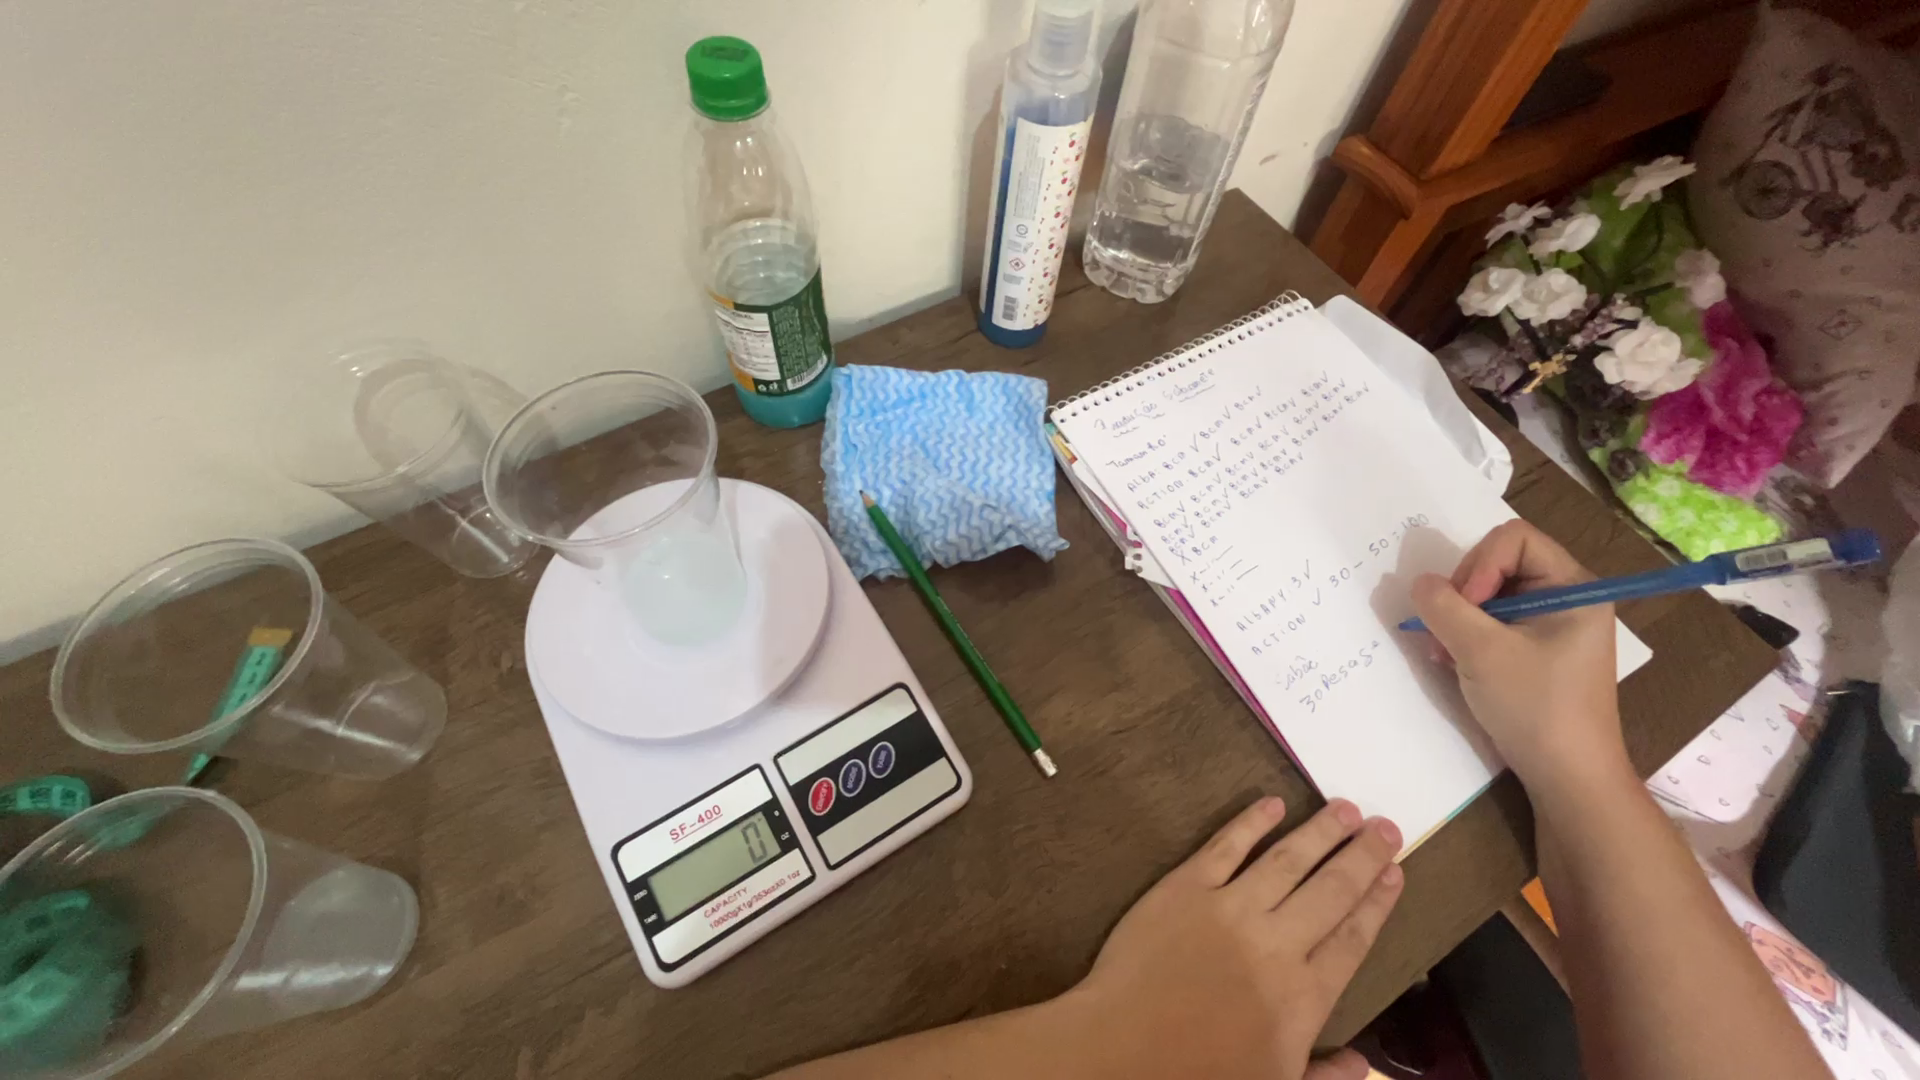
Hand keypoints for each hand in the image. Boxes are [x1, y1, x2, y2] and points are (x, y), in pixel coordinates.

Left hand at [1065, 796, 1403, 1079]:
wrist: (1126, 1048)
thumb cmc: (1200, 1073)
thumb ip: (1324, 1074)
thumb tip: (1367, 1065)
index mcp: (1304, 995)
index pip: (1353, 937)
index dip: (1377, 902)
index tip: (1396, 872)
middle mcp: (1276, 943)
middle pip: (1331, 890)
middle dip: (1363, 856)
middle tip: (1386, 825)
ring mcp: (1229, 908)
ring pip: (1286, 860)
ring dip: (1320, 832)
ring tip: (1345, 808)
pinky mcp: (1185, 887)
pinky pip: (1226, 846)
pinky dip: (1251, 823)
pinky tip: (1273, 803)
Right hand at [1409, 519, 1627, 791]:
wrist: (1566, 774)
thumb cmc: (1536, 706)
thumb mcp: (1482, 651)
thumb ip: (1444, 607)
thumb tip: (1420, 582)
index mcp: (1572, 588)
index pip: (1514, 540)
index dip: (1480, 564)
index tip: (1469, 606)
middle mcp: (1563, 598)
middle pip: (1495, 563)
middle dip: (1462, 594)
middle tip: (1446, 630)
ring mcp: (1546, 624)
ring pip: (1484, 594)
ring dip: (1455, 617)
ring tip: (1444, 651)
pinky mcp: (1529, 648)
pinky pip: (1486, 620)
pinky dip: (1462, 635)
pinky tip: (1450, 660)